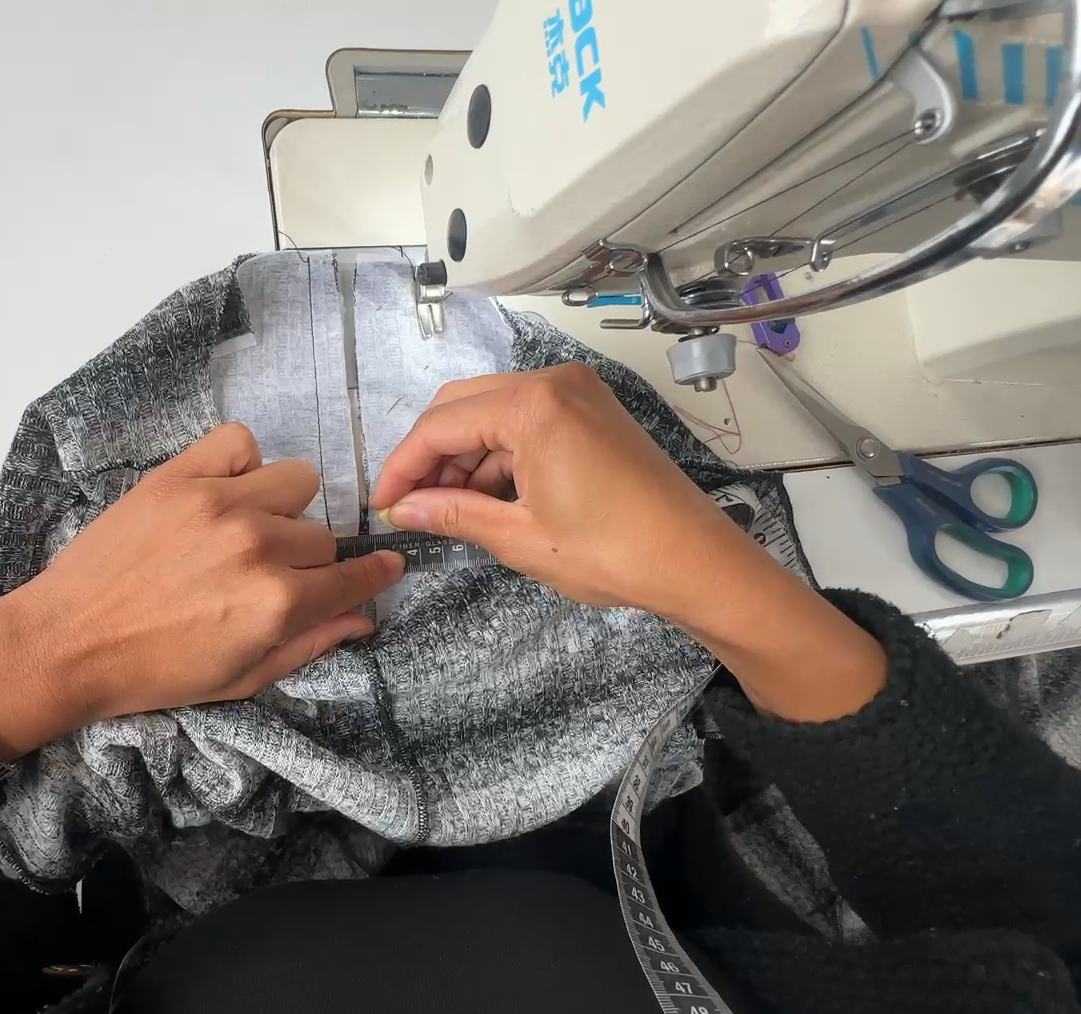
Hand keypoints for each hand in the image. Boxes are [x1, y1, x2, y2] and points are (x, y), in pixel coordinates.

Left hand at [0, 423, 403, 756]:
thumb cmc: (156, 672)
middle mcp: (259, 547)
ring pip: (296, 481)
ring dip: (283, 508)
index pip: (353, 577)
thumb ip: (310, 644)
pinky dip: (241, 463)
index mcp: (278, 604)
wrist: (68, 641)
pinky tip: (223, 492)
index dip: (374, 574)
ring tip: (246, 529)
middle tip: (267, 574)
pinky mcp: (179, 476)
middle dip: (306, 559)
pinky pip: (241, 441)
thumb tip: (365, 617)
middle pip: (321, 534)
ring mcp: (219, 504)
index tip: (384, 567)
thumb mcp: (242, 679)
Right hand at [370, 363, 768, 616]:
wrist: (697, 563)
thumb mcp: (517, 536)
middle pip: (460, 407)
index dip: (401, 467)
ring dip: (462, 457)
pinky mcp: (590, 411)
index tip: (382, 504)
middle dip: (428, 456)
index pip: (439, 427)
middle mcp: (552, 383)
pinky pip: (523, 422)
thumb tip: (402, 510)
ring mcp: (575, 393)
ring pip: (490, 413)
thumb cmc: (611, 552)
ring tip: (446, 507)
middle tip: (410, 504)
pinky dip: (497, 455)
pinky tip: (485, 495)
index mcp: (532, 406)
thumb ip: (451, 513)